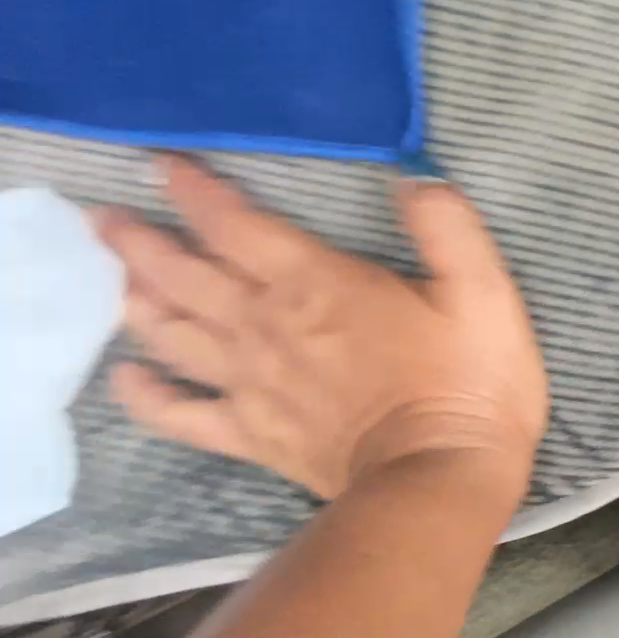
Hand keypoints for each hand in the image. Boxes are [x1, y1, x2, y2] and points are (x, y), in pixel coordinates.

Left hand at [91, 155, 547, 500]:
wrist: (446, 471)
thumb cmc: (472, 379)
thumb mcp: (486, 295)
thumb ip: (450, 230)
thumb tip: (414, 179)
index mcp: (318, 285)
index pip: (236, 226)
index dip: (196, 192)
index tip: (165, 167)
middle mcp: (266, 325)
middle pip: (182, 273)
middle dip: (142, 241)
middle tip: (112, 219)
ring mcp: (251, 383)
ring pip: (169, 331)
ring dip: (135, 299)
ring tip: (118, 279)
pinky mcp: (253, 434)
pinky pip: (176, 412)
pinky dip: (143, 392)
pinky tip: (130, 375)